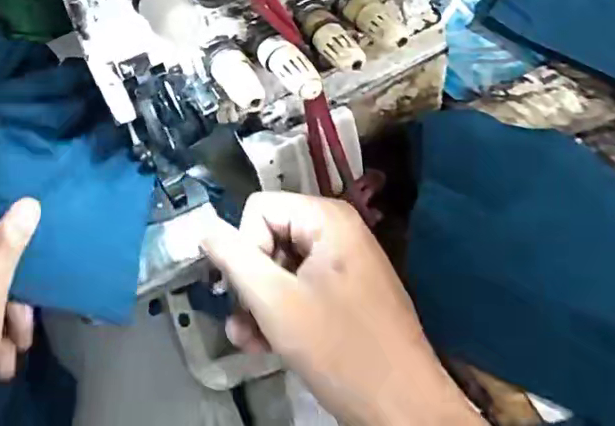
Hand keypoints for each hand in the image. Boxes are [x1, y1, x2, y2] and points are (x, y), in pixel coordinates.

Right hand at [201, 193, 483, 425]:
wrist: (411, 418)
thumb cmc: (342, 351)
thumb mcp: (274, 302)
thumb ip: (232, 258)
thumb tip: (203, 228)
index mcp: (326, 217)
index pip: (258, 209)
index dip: (245, 248)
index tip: (251, 291)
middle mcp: (337, 230)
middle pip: (267, 236)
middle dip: (249, 282)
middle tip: (242, 319)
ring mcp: (345, 263)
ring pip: (280, 267)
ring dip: (259, 302)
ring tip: (248, 339)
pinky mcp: (348, 294)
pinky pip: (301, 287)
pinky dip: (281, 312)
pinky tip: (266, 344)